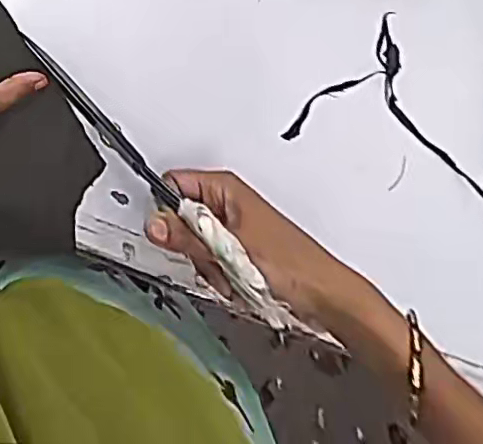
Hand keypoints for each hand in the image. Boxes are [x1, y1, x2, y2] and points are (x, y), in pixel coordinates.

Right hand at [146, 169, 388, 330]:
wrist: (328, 298)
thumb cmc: (294, 265)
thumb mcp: (230, 249)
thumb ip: (188, 236)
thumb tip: (154, 222)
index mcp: (223, 186)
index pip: (172, 184)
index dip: (166, 210)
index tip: (169, 233)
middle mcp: (226, 202)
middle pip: (181, 217)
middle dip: (193, 246)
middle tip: (211, 258)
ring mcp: (232, 227)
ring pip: (195, 243)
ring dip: (208, 266)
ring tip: (232, 274)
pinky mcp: (238, 250)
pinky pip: (211, 261)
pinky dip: (220, 276)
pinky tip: (238, 283)